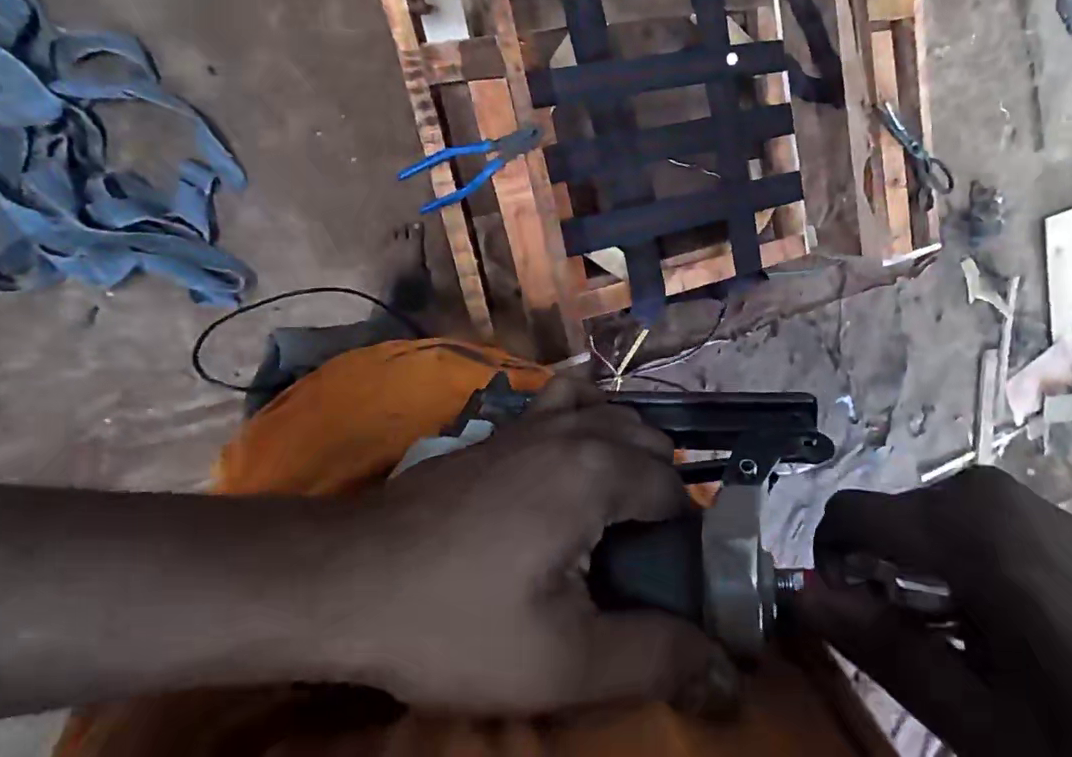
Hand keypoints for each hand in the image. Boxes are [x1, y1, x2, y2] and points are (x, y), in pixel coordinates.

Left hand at [304, 379, 734, 713]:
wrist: (346, 581)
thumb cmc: (455, 621)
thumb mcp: (561, 662)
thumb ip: (652, 658)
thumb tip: (726, 671)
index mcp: (600, 471)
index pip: (676, 492)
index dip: (682, 538)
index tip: (667, 580)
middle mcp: (578, 430)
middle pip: (653, 447)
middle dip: (662, 495)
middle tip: (638, 559)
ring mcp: (537, 421)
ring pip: (616, 418)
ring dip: (632, 457)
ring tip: (613, 515)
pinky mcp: (505, 427)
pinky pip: (568, 399)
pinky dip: (589, 415)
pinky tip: (577, 450)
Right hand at [793, 468, 1071, 756]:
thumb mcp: (986, 720)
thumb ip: (886, 650)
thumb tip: (806, 601)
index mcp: (965, 530)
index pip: (848, 515)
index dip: (831, 568)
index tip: (857, 627)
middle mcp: (977, 489)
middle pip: (884, 521)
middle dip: (881, 581)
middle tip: (928, 654)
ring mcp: (1007, 489)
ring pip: (918, 523)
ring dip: (918, 579)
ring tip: (971, 646)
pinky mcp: (1027, 500)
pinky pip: (956, 520)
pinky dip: (952, 566)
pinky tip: (999, 621)